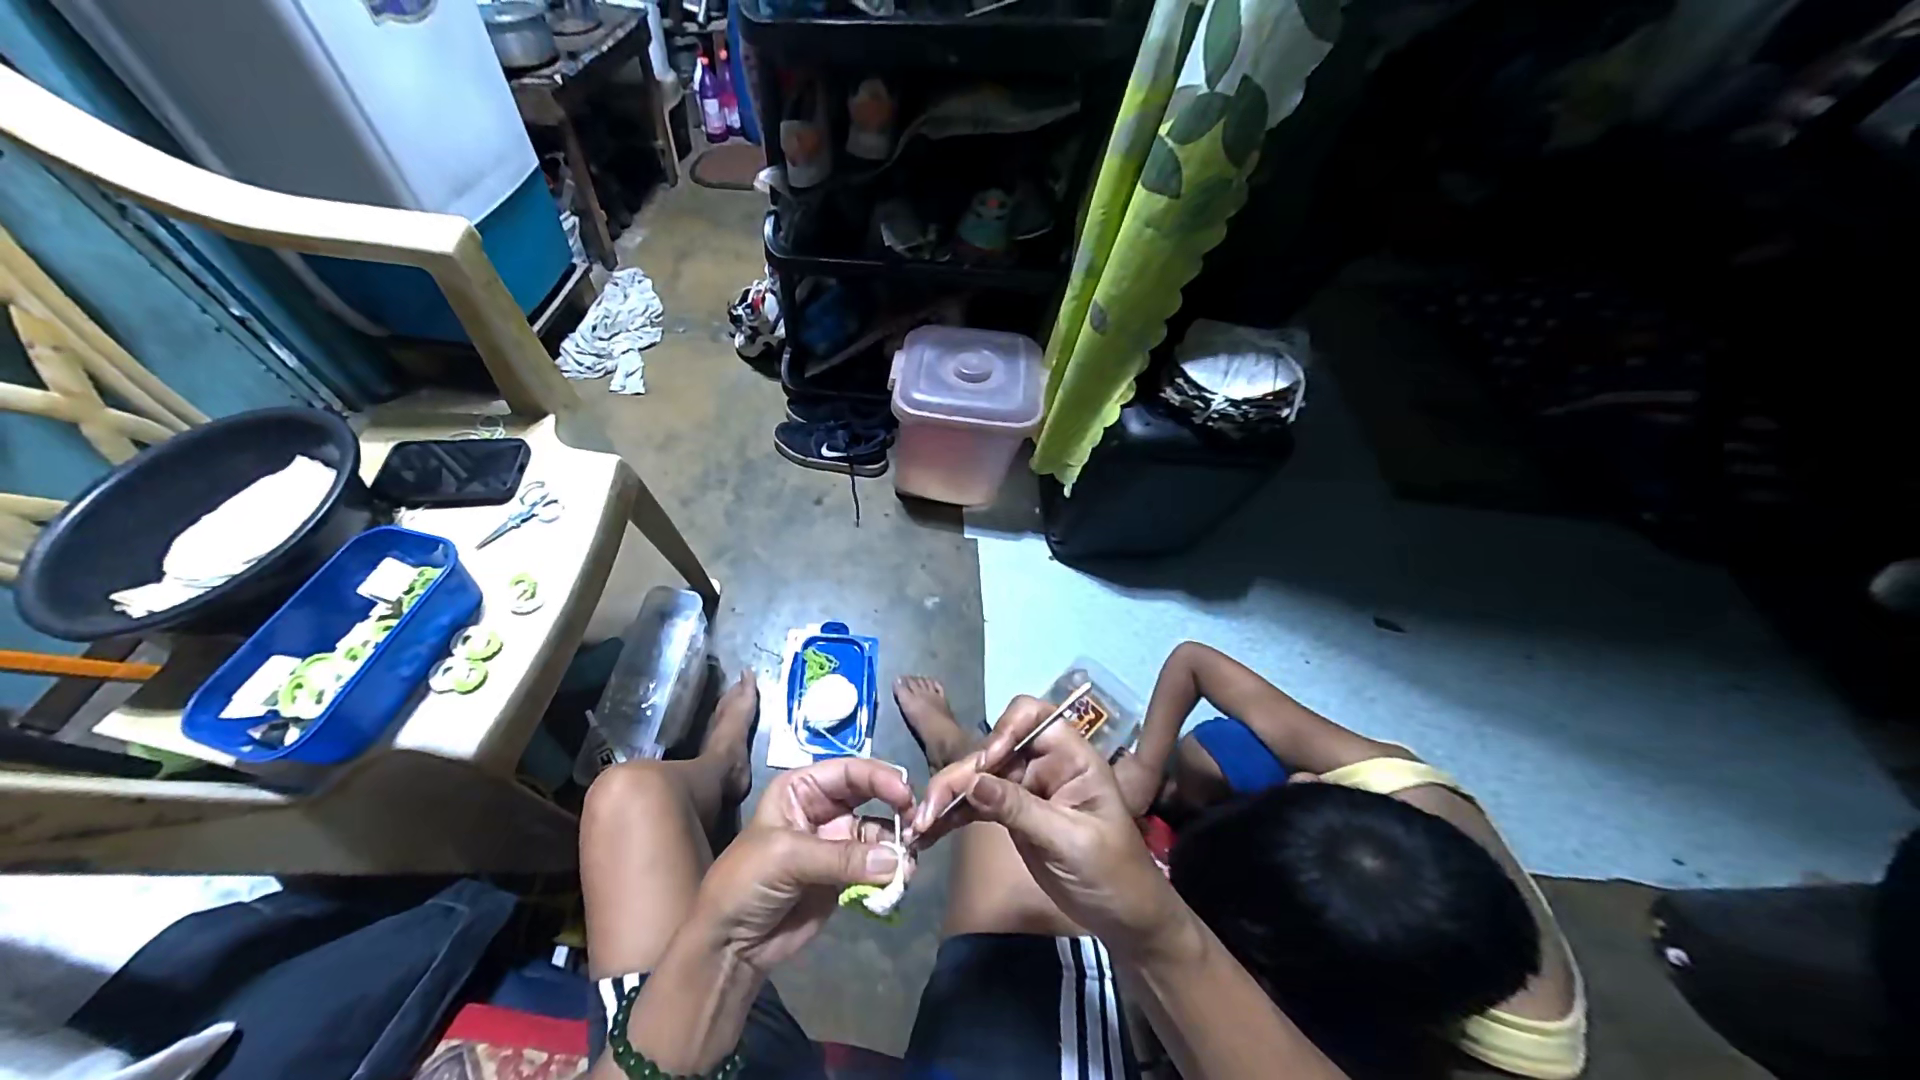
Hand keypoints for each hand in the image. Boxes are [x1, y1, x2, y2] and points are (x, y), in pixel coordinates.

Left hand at [696, 757, 914, 971]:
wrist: (729, 945)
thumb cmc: (745, 883)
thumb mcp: (787, 858)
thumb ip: (842, 857)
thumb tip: (897, 860)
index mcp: (802, 788)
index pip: (850, 771)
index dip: (880, 778)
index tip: (906, 796)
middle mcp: (824, 808)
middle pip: (871, 796)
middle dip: (896, 807)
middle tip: (918, 825)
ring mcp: (837, 841)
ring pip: (880, 831)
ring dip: (898, 843)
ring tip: (910, 861)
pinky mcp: (846, 874)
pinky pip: (878, 863)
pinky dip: (894, 869)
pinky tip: (902, 878)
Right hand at [911, 697, 1185, 957]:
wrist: (1125, 920)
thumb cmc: (1113, 874)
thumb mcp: (1070, 840)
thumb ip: (1020, 809)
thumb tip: (971, 781)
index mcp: (1071, 757)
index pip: (1033, 717)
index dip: (1004, 730)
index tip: (986, 763)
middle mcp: (1045, 764)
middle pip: (994, 750)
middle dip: (960, 774)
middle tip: (929, 809)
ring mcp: (1026, 789)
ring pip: (978, 777)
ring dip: (947, 797)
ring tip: (919, 825)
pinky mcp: (1011, 815)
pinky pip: (975, 805)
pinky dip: (951, 816)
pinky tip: (927, 833)